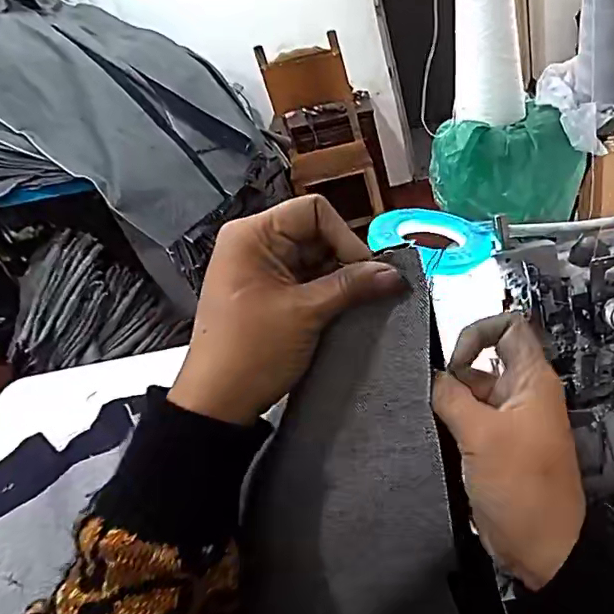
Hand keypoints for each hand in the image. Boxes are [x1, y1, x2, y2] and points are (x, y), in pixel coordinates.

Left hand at [170, 195, 404, 424]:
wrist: (219, 401)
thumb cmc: (251, 352)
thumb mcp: (307, 314)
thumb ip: (352, 287)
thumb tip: (394, 273)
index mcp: (252, 235)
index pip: (314, 212)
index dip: (345, 238)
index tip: (364, 272)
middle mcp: (254, 244)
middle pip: (317, 235)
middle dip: (345, 262)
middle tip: (364, 293)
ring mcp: (261, 270)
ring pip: (316, 260)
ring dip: (338, 281)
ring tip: (350, 307)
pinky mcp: (268, 294)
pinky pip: (307, 281)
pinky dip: (327, 294)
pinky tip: (337, 313)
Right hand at [432, 313, 584, 589]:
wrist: (540, 545)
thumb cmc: (523, 489)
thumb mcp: (482, 436)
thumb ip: (453, 398)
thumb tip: (433, 377)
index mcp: (532, 382)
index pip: (510, 328)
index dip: (479, 333)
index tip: (454, 361)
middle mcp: (521, 396)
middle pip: (483, 363)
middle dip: (453, 375)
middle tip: (430, 400)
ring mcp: (507, 423)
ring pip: (471, 395)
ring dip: (448, 404)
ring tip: (427, 422)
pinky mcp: (494, 447)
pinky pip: (468, 423)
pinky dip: (449, 426)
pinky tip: (430, 437)